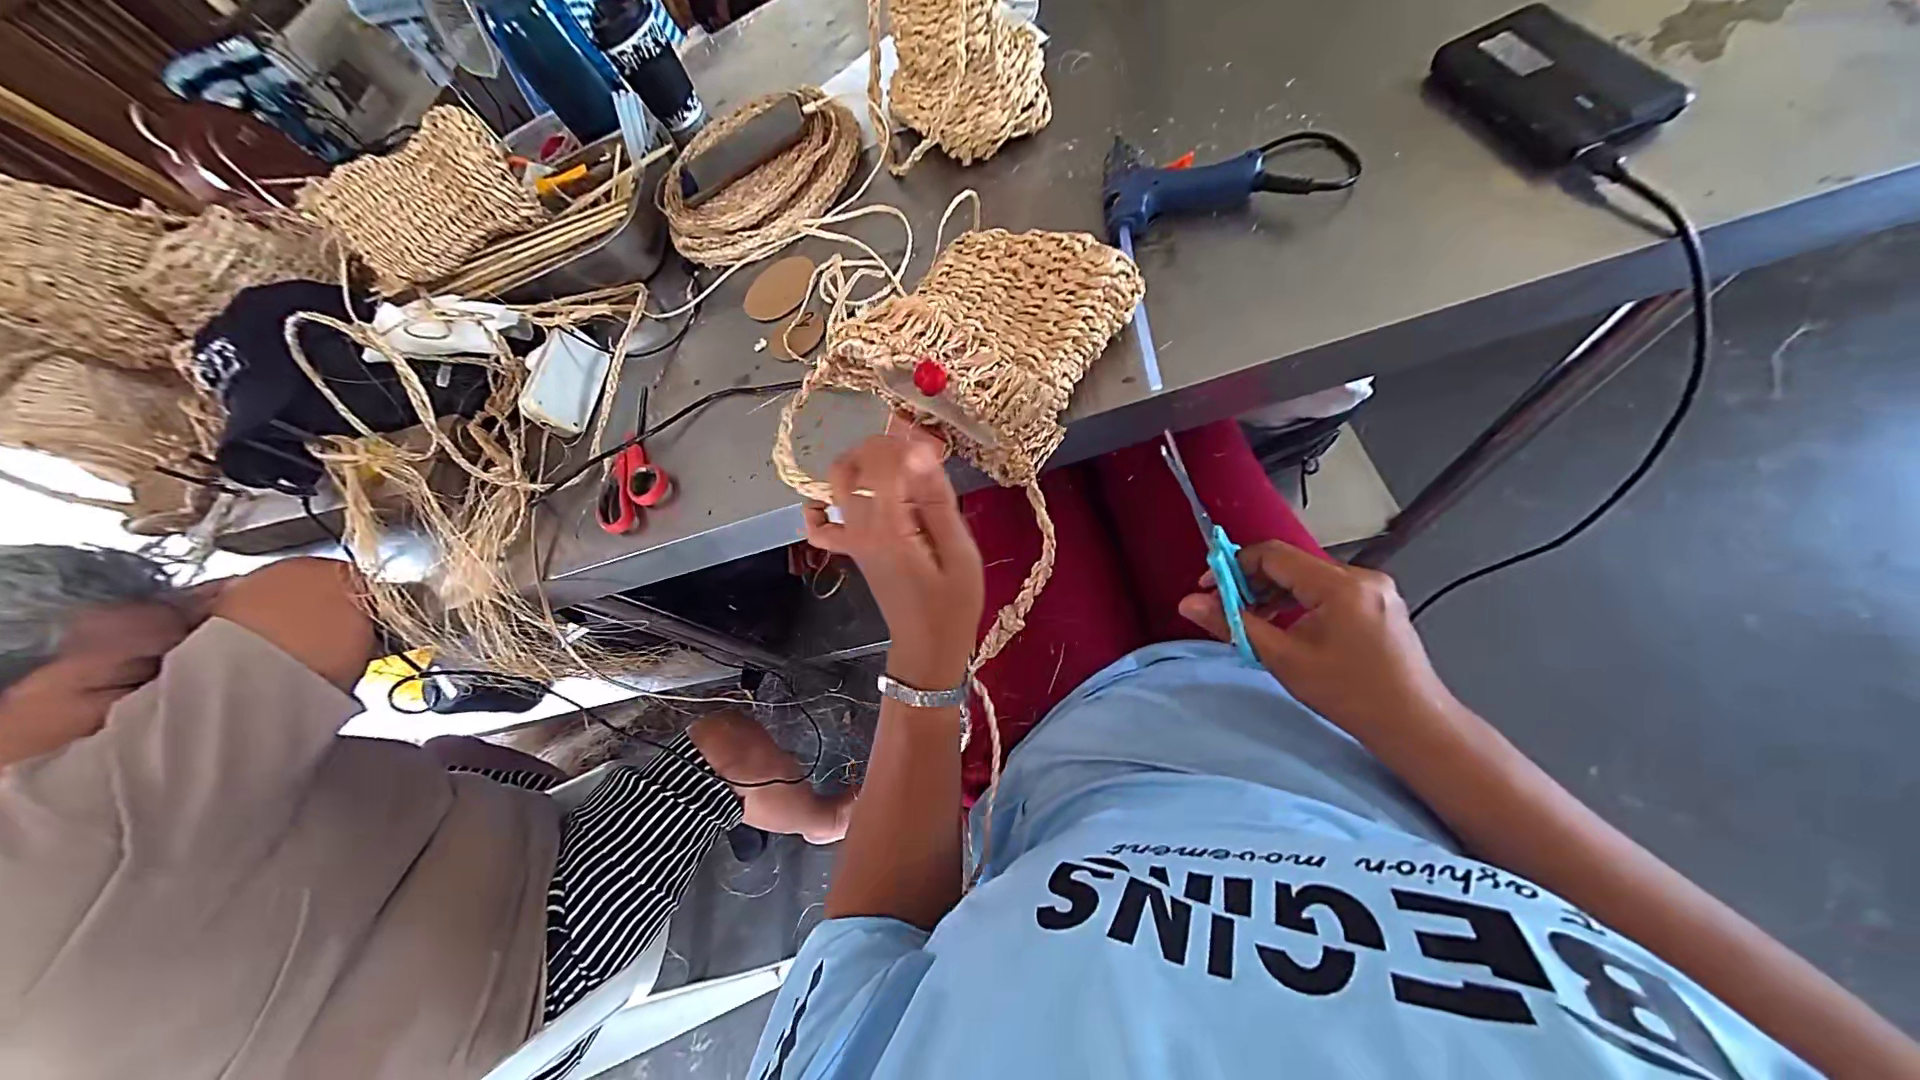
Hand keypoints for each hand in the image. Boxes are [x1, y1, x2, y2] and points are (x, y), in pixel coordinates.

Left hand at [803, 430, 982, 690]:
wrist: (929, 644)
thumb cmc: (953, 603)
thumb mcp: (960, 552)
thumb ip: (937, 501)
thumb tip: (920, 451)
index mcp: (890, 529)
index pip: (881, 464)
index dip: (904, 444)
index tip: (933, 444)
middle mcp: (860, 529)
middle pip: (852, 466)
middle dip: (882, 446)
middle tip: (917, 451)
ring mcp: (851, 538)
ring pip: (836, 483)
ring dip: (861, 462)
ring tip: (896, 465)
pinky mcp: (851, 548)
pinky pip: (821, 524)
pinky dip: (823, 505)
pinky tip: (843, 497)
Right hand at [1179, 541, 1457, 734]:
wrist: (1414, 724)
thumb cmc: (1349, 694)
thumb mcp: (1282, 658)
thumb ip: (1233, 624)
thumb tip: (1189, 604)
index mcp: (1339, 585)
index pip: (1272, 554)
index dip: (1233, 566)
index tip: (1208, 588)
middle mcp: (1360, 577)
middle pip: (1290, 563)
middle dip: (1251, 581)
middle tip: (1225, 607)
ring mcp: (1373, 588)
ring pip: (1307, 576)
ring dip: (1273, 591)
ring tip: (1251, 619)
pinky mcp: (1377, 602)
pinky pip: (1326, 589)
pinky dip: (1297, 600)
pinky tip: (1283, 624)